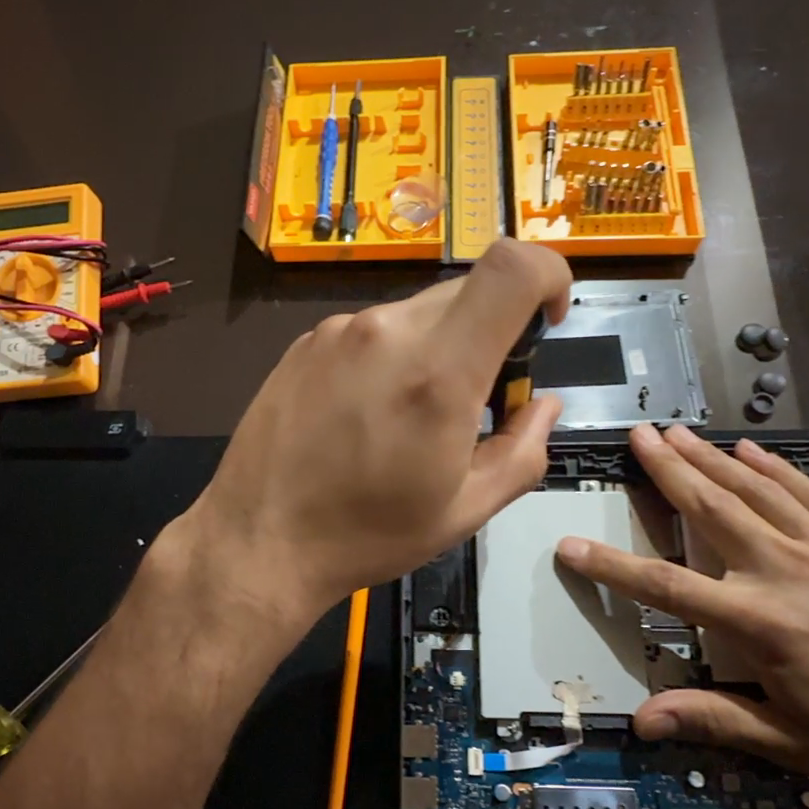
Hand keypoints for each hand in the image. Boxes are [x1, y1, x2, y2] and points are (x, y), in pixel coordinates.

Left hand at [180, 239, 571, 622]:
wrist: (259, 541)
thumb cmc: (367, 535)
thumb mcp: (465, 510)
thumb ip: (522, 450)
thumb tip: (543, 405)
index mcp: (438, 371)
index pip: (513, 267)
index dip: (549, 277)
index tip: (547, 323)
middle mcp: (387, 330)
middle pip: (469, 293)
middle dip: (492, 333)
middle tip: (474, 401)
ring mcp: (339, 331)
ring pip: (417, 313)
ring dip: (437, 348)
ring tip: (410, 416)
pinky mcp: (305, 342)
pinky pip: (371, 330)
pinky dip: (390, 356)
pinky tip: (365, 413)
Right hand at [555, 423, 808, 791]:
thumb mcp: (794, 742)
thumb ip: (715, 719)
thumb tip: (643, 722)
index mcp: (758, 622)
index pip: (666, 587)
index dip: (612, 566)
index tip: (570, 544)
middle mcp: (782, 570)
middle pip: (710, 509)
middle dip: (666, 470)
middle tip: (635, 434)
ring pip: (754, 489)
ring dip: (710, 457)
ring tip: (675, 431)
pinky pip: (808, 492)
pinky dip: (775, 467)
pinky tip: (751, 450)